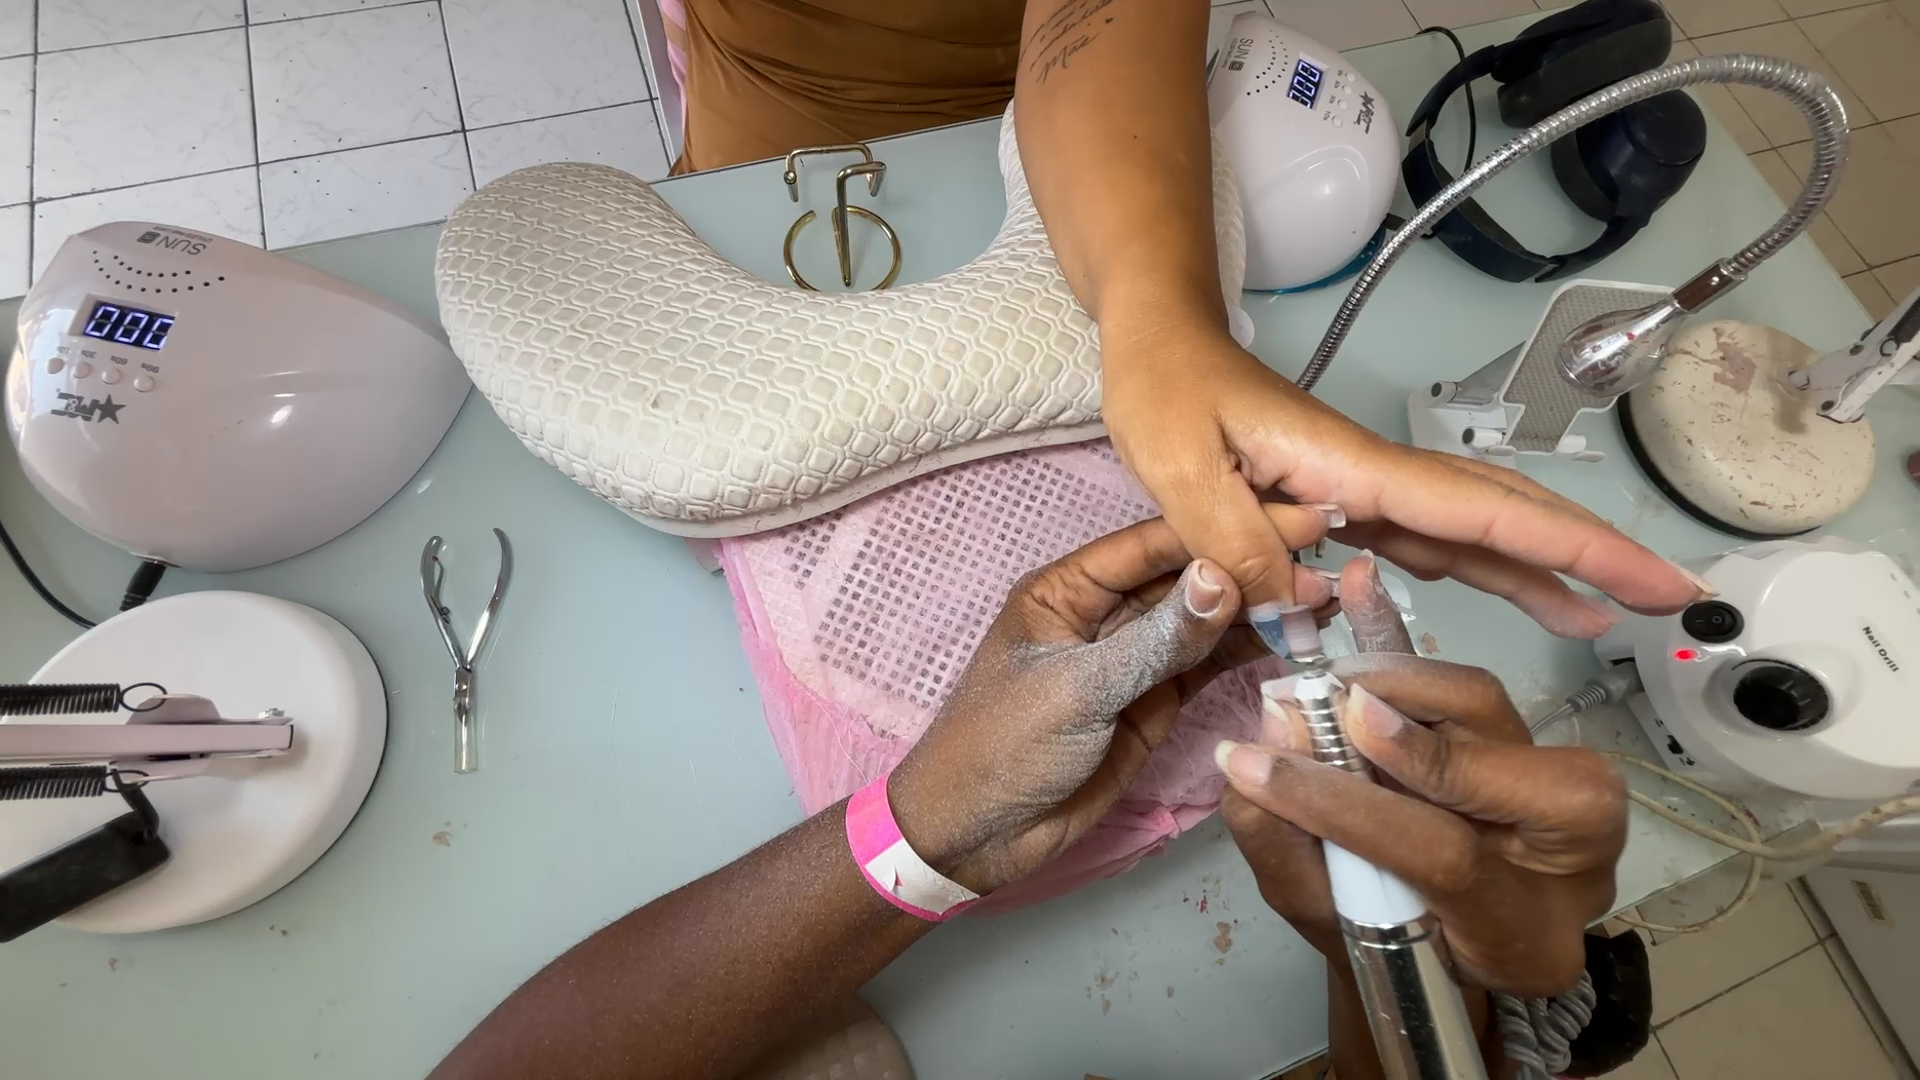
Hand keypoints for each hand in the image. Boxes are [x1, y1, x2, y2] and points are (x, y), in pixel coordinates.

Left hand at [888, 506, 1333, 893]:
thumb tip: (1221, 574)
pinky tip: (1290, 641)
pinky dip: (1243, 656)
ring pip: (1200, 624)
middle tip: (1323, 561)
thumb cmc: (1007, 744)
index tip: (1289, 517)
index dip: (1216, 529)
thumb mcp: (1078, 687)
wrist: (979, 834)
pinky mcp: (1151, 702)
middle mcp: (1102, 614)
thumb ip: (1153, 639)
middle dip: (1245, 570)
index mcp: (1067, 590)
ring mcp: (1130, 658)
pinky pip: (1202, 668)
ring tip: (1324, 601)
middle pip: (1182, 581)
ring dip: (1254, 613)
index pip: (1150, 545)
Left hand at [1099, 322, 1709, 637]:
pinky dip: (1448, 564)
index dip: (1570, 548)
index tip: (1656, 584)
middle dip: (1579, 555)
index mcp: (1345, 466)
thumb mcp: (1182, 473)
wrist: (1157, 342)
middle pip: (1490, 514)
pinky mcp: (1325, 493)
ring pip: (1455, 529)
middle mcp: (1364, 473)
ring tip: (1591, 614)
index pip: (1474, 510)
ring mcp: (1349, 483)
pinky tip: (1476, 588)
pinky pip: (1402, 535)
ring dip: (1526, 568)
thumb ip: (1238, 545)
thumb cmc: (1164, 390)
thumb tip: (1299, 613)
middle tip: (1663, 601)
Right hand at [1217, 556, 1626, 996]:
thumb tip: (1245, 752)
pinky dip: (1401, 633)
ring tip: (1321, 685)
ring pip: (1485, 704)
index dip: (1344, 802)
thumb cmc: (1370, 936)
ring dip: (1392, 680)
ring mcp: (1552, 789)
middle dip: (1393, 730)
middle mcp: (1568, 857)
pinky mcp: (1517, 738)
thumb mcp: (1314, 911)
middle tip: (1303, 708)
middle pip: (1502, 766)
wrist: (1432, 940)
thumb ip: (1278, 843)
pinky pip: (1458, 678)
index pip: (1442, 852)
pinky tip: (1360, 583)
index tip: (1252, 763)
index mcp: (1521, 930)